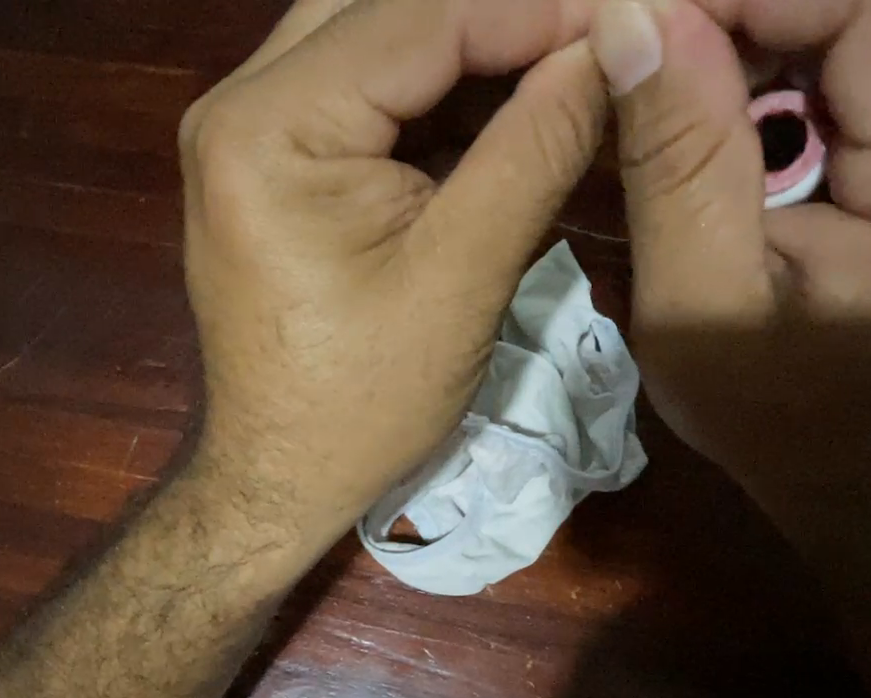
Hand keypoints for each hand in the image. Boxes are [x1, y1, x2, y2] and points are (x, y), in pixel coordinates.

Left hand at [178, 0, 606, 558]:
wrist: (281, 477)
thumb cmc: (362, 406)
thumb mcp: (459, 280)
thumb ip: (536, 147)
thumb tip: (615, 43)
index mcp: (268, 128)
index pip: (422, 14)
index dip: (539, 6)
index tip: (634, 14)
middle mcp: (236, 105)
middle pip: (388, 9)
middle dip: (500, 20)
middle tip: (594, 40)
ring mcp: (243, 134)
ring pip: (373, 40)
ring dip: (470, 49)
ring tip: (563, 70)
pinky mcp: (264, 166)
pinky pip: (357, 96)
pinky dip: (433, 95)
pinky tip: (504, 105)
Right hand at [588, 0, 870, 516]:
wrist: (841, 456)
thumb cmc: (763, 410)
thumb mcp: (696, 308)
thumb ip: (675, 165)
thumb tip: (634, 15)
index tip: (624, 20)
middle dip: (735, 12)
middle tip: (631, 58)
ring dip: (752, 34)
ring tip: (663, 91)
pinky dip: (783, 56)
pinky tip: (721, 110)